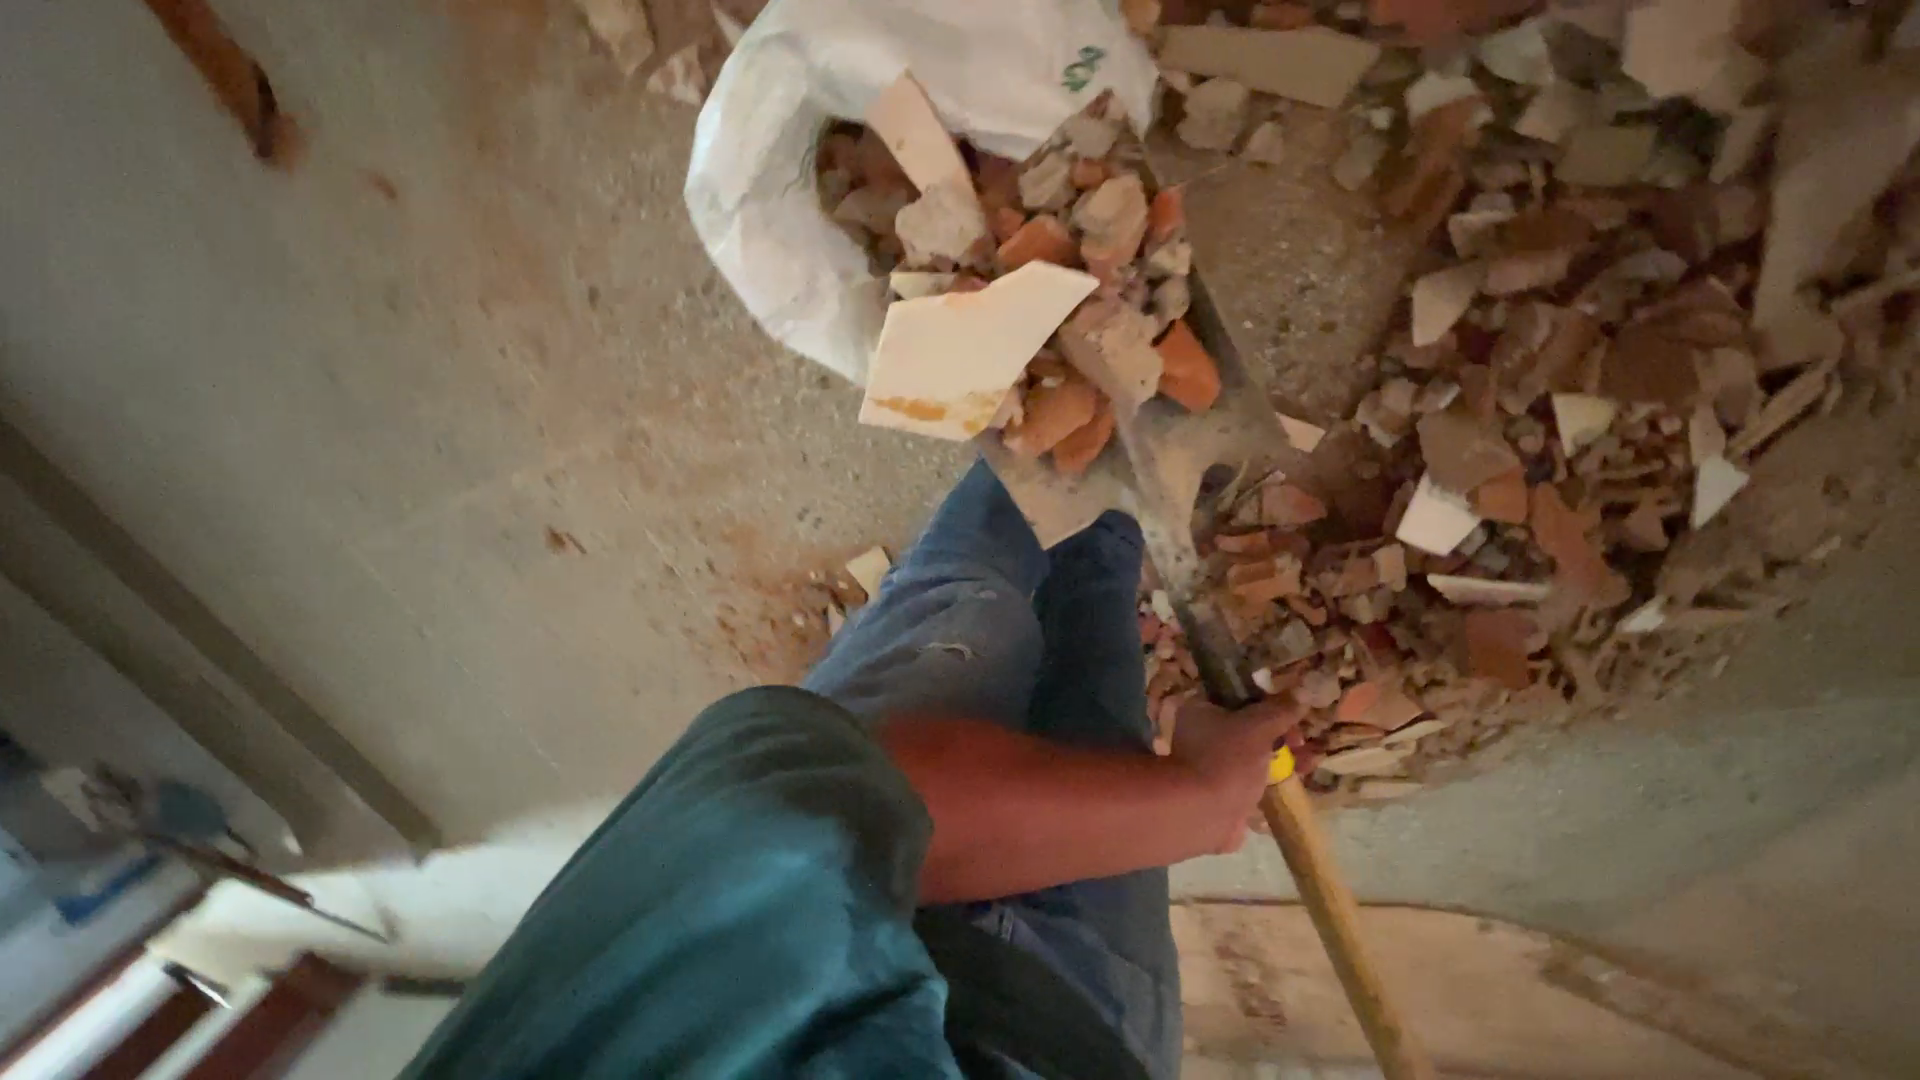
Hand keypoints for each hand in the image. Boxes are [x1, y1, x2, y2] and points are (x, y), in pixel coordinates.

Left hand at [1167, 697, 1303, 854]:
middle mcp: (1203, 734)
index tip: (1291, 709)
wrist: (1203, 814)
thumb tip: (1300, 694)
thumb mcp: (1256, 727)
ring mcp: (1214, 764)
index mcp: (1200, 710)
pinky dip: (1276, 778)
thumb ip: (1279, 710)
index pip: (1236, 696)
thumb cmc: (1226, 759)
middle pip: (1248, 726)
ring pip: (1255, 753)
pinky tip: (1300, 778)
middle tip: (1301, 741)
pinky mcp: (1226, 791)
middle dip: (1281, 732)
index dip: (1265, 700)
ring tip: (1310, 761)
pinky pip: (1255, 778)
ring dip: (1284, 756)